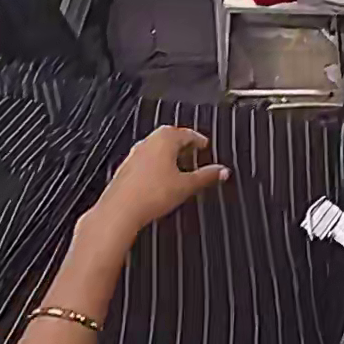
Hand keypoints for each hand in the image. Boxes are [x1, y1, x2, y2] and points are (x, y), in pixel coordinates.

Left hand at [80, 127, 229, 247]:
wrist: (121, 210)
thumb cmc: (150, 194)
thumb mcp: (187, 185)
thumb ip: (207, 176)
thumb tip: (223, 171)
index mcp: (165, 139)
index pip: (186, 133)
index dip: (198, 139)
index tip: (204, 144)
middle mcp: (147, 143)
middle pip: (169, 137)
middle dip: (183, 144)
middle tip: (193, 152)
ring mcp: (134, 155)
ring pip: (156, 148)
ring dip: (169, 154)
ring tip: (179, 167)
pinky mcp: (126, 169)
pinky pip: (145, 160)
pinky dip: (156, 164)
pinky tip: (161, 179)